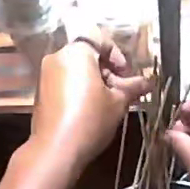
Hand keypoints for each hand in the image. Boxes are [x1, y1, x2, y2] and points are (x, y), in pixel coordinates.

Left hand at [28, 32, 150, 172]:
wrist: (56, 150)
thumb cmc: (91, 119)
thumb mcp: (118, 102)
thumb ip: (133, 87)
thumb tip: (148, 82)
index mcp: (75, 53)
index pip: (99, 38)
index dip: (117, 54)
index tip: (126, 74)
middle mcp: (56, 58)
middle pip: (87, 55)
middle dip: (107, 70)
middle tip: (121, 91)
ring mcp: (45, 75)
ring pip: (76, 70)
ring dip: (94, 81)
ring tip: (109, 103)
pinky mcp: (41, 93)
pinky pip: (65, 82)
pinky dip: (79, 89)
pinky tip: (90, 110)